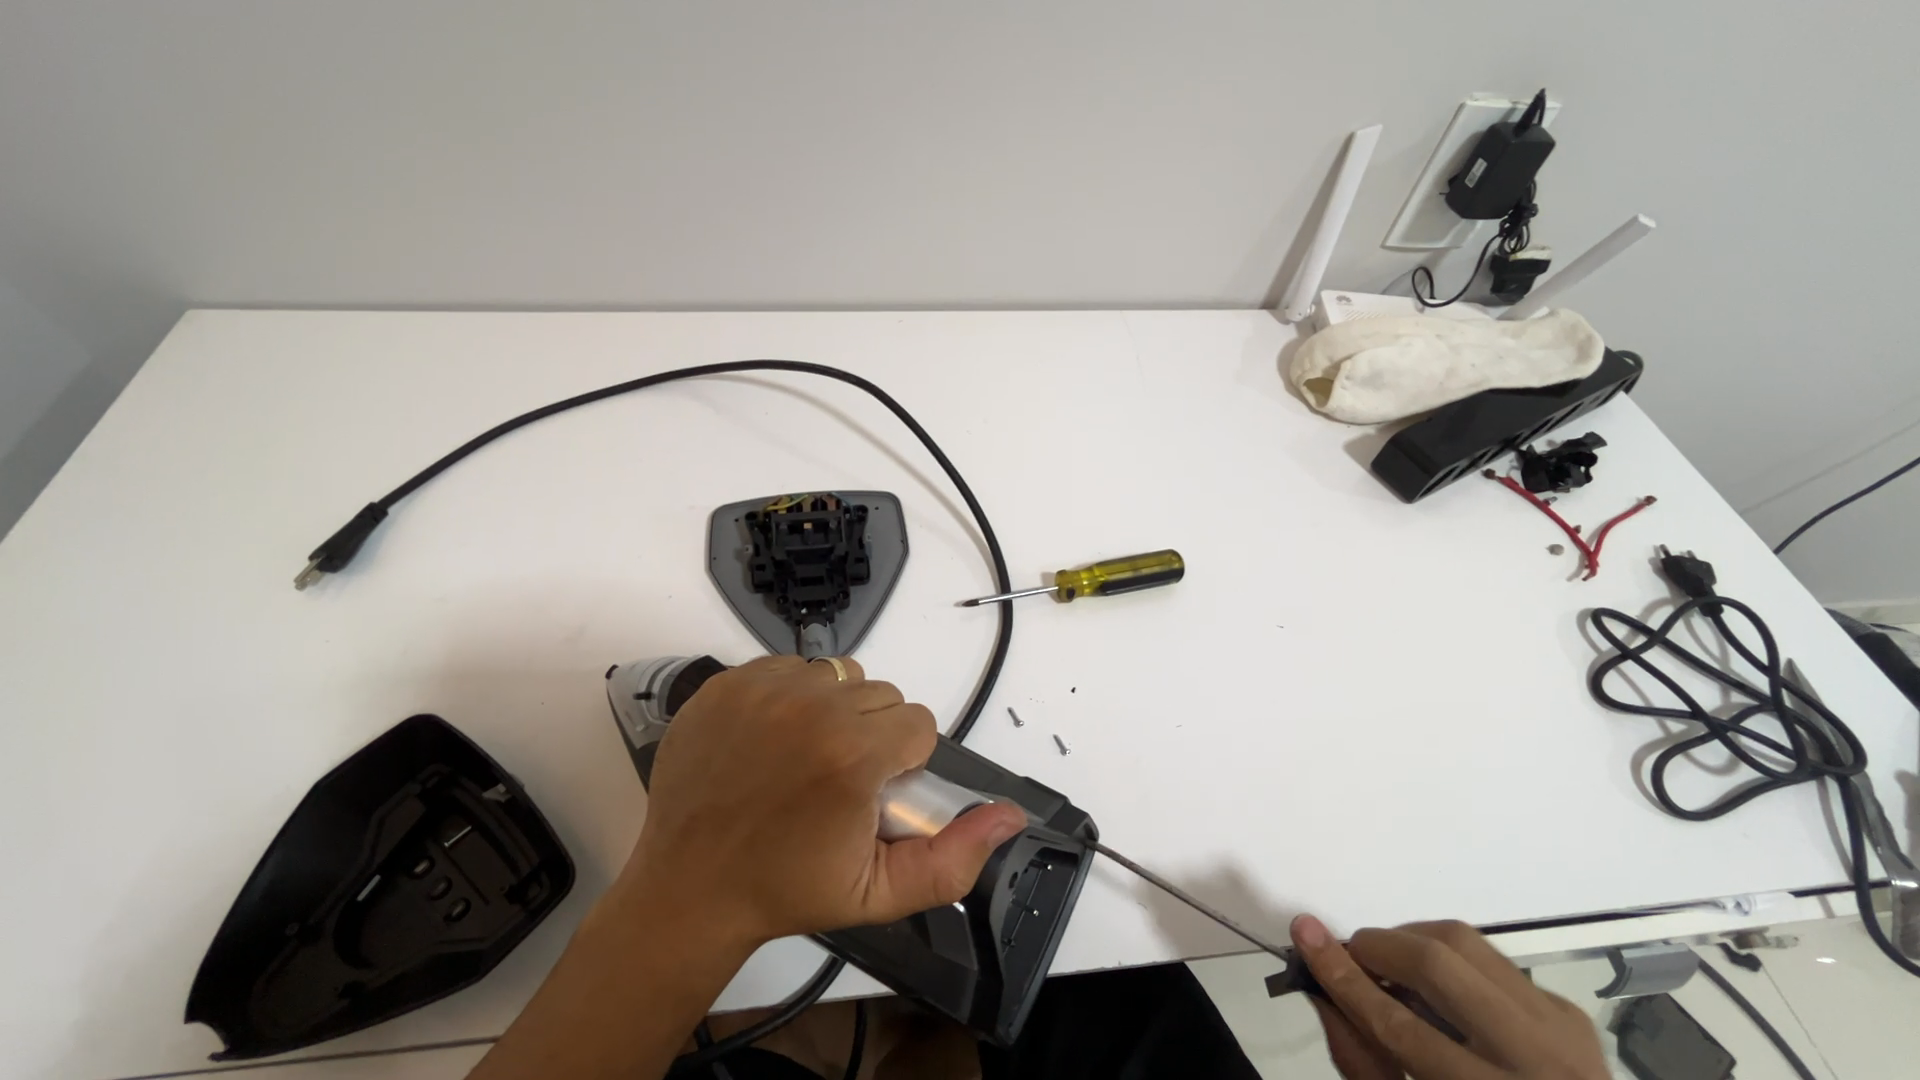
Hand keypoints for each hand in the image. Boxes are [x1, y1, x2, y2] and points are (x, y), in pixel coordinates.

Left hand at [614, 655, 1028, 948]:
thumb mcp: (879, 893)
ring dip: (835, 708)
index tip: (873, 792)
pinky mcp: (726, 683)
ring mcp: (762, 689)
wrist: (690, 888)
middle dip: (874, 733)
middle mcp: (809, 707)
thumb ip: (954, 857)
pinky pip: (787, 667)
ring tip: (808, 755)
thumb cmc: (787, 890)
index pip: (918, 723)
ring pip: (837, 675)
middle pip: (881, 695)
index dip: (904, 761)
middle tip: (840, 778)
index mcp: (852, 754)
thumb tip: (1010, 815)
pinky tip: (773, 739)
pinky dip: (791, 695)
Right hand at [1291, 915, 1608, 1079]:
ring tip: (1391, 970)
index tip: (1304, 932)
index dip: (1343, 976)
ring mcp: (1562, 1033)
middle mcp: (1536, 1063)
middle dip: (1378, 949)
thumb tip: (1321, 984)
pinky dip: (1453, 964)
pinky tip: (1442, 993)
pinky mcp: (1570, 1013)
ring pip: (1466, 945)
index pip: (1399, 1025)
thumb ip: (1360, 1056)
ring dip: (1412, 944)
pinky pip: (1494, 962)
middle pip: (1437, 967)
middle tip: (1350, 958)